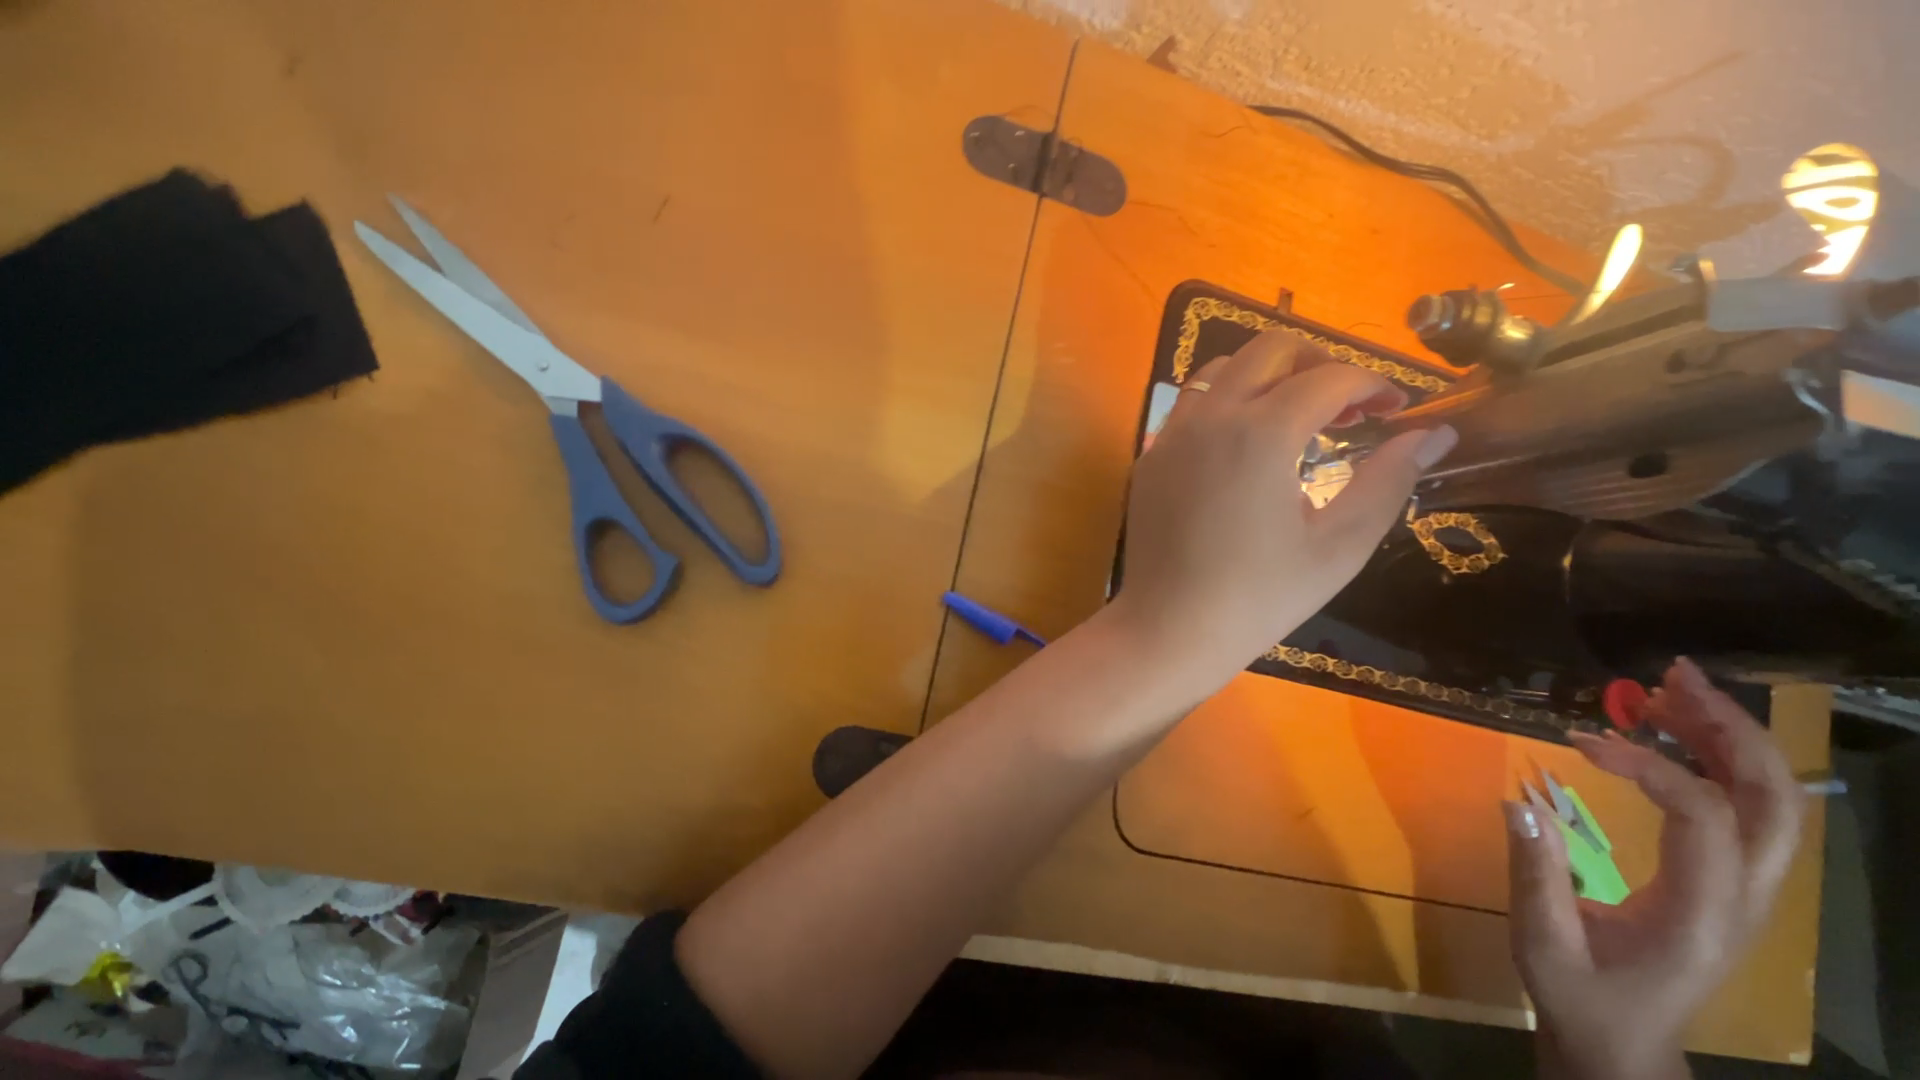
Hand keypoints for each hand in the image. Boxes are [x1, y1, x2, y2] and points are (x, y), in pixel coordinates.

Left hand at [1106, 328, 1456, 699]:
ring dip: (1268, 376)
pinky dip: (1228, 403)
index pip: (1330, 377)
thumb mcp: (1339, 546)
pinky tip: (1247, 447)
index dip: (1374, 384)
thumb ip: (1389, 480)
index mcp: (1262, 433)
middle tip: (1350, 406)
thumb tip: (1435, 433)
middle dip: (1320, 362)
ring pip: (1223, 369)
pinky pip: (1192, 405)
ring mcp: (1172, 434)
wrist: (1169, 631)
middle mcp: (1211, 417)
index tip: (1397, 410)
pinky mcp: (1150, 457)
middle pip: (1271, 348)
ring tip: (1299, 419)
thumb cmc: (1260, 597)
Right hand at [1505, 658, 1806, 1079]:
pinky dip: (1720, 761)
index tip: (1580, 738)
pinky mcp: (1731, 881)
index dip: (1648, 764)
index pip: (1701, 816)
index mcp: (1701, 916)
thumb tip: (1517, 799)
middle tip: (1672, 678)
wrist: (1624, 1041)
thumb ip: (1536, 876)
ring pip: (1771, 802)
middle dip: (1730, 730)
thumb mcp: (1542, 944)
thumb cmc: (1581, 995)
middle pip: (1772, 802)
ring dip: (1730, 738)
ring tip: (1672, 690)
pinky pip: (1746, 811)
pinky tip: (1674, 732)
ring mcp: (1747, 890)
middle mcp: (1743, 898)